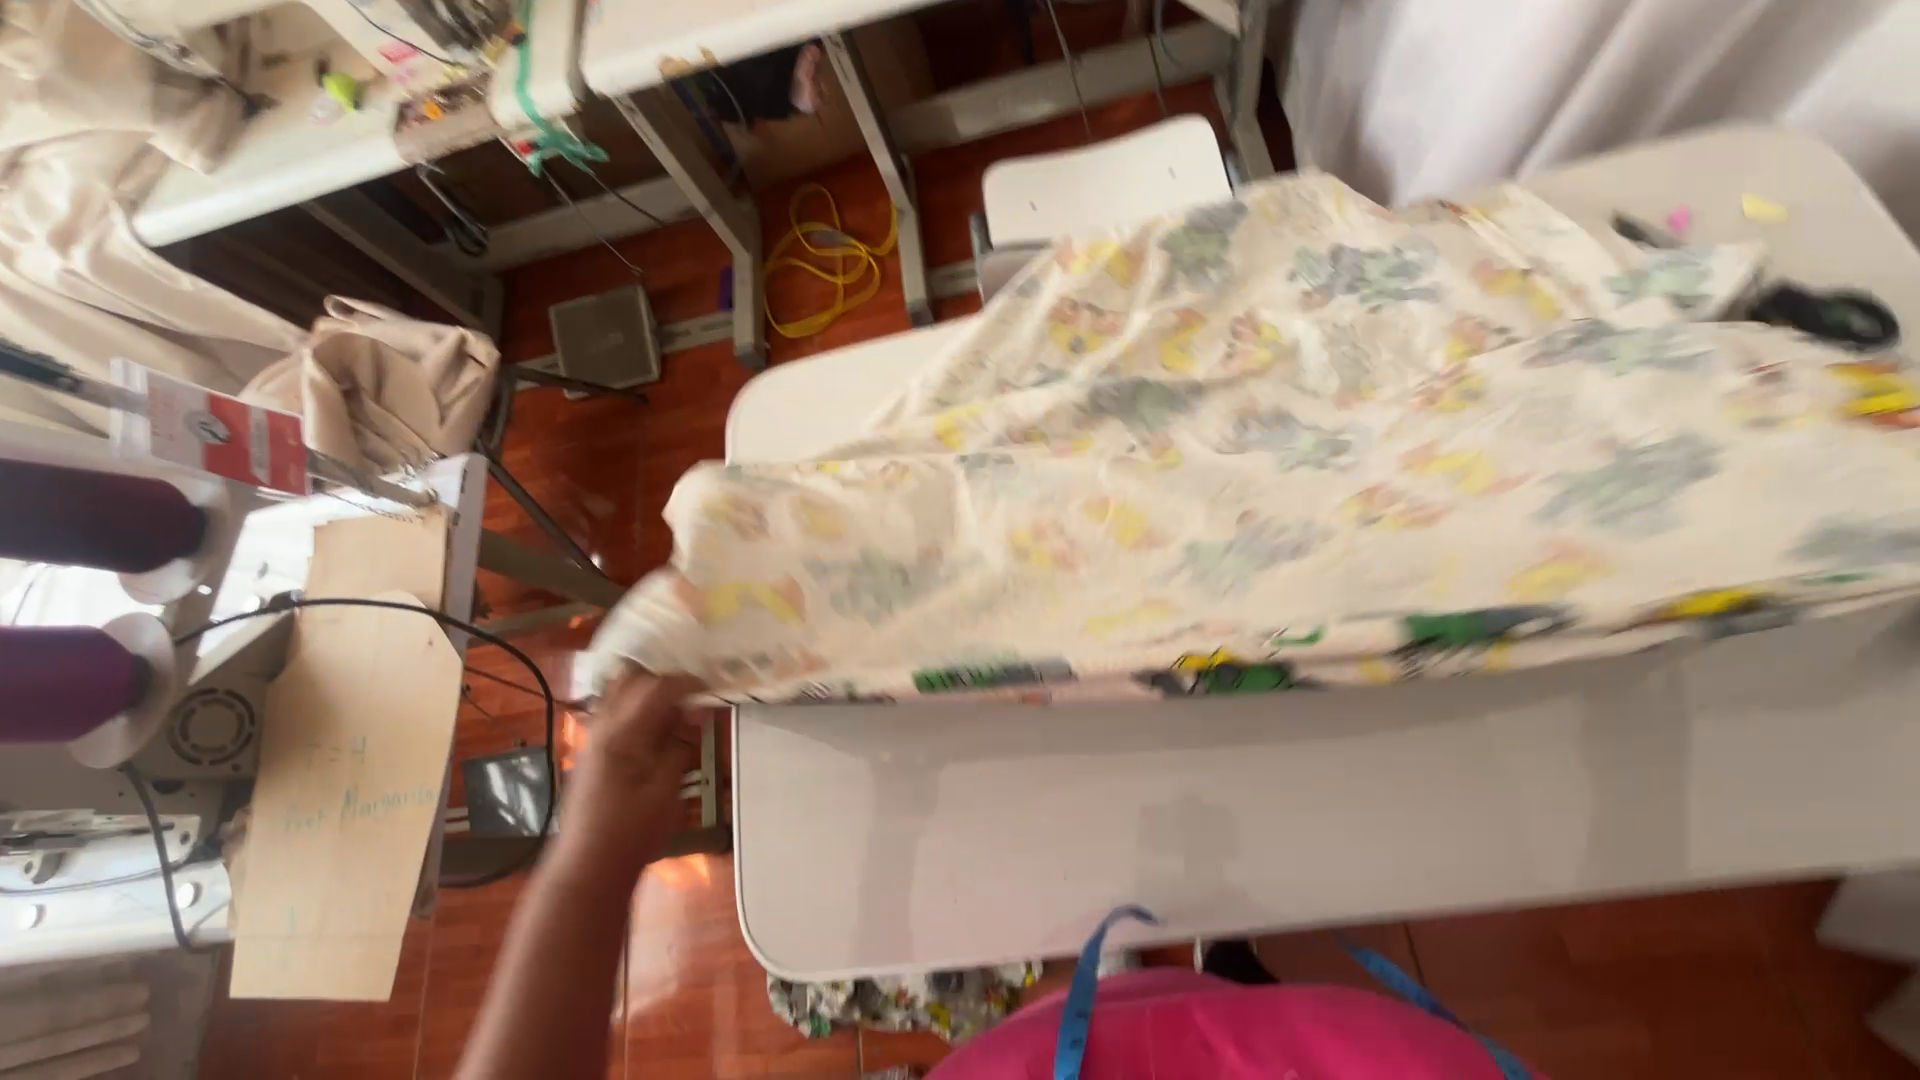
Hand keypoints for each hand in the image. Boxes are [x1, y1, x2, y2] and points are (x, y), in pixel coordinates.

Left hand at [561, 668, 706, 870]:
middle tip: (693, 696)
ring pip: (618, 691)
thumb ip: (680, 745)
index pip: (658, 687)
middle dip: (665, 680)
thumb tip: (696, 714)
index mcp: (622, 734)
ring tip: (677, 709)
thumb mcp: (667, 789)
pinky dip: (637, 706)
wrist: (588, 867)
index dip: (689, 682)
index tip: (713, 688)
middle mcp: (602, 727)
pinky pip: (613, 710)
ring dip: (648, 690)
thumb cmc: (632, 832)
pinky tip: (657, 727)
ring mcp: (592, 737)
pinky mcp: (592, 750)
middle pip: (631, 678)